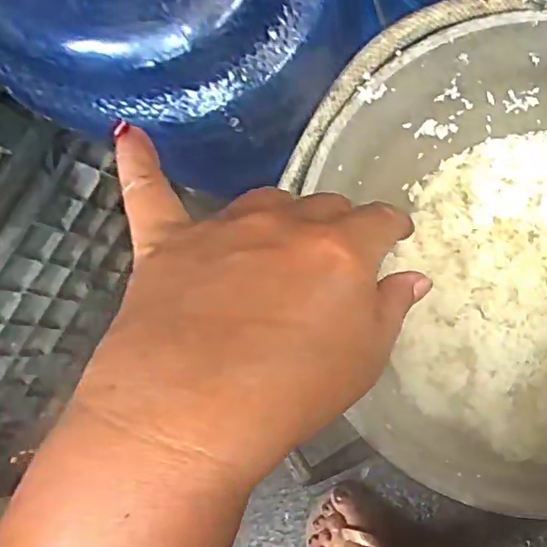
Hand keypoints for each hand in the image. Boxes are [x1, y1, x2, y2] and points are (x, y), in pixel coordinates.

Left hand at [64, 125, 428, 485]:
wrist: (192, 410)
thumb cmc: (295, 391)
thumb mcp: (366, 358)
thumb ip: (391, 308)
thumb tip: (413, 277)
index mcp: (342, 250)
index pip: (379, 221)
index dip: (392, 227)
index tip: (396, 234)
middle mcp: (286, 225)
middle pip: (323, 205)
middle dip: (339, 225)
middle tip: (338, 259)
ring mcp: (223, 229)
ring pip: (265, 199)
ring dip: (283, 214)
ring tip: (283, 242)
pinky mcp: (167, 243)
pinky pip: (150, 191)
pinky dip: (143, 163)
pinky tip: (133, 136)